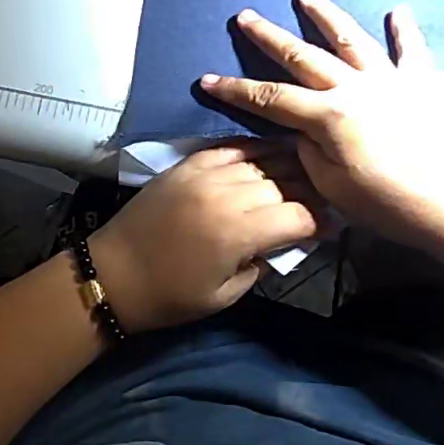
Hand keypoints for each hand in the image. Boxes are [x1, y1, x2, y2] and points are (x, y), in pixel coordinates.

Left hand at [87, 142, 321, 332]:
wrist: (114, 274)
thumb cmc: (170, 297)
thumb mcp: (226, 295)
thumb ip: (262, 263)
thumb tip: (287, 241)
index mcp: (237, 233)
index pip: (297, 215)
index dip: (319, 222)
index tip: (329, 229)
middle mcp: (225, 196)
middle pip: (283, 183)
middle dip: (306, 193)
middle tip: (318, 203)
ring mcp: (204, 175)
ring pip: (260, 162)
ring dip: (284, 168)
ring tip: (300, 176)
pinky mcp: (186, 165)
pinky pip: (228, 148)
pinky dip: (252, 150)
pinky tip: (267, 153)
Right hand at [197, 0, 443, 260]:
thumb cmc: (386, 204)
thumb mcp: (331, 186)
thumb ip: (309, 151)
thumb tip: (304, 130)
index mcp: (327, 116)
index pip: (270, 99)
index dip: (235, 90)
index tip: (207, 80)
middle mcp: (354, 88)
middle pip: (303, 57)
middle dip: (269, 38)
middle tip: (245, 17)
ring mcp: (389, 82)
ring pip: (350, 40)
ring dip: (326, 17)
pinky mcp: (420, 87)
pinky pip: (411, 52)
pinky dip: (404, 31)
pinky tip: (398, 11)